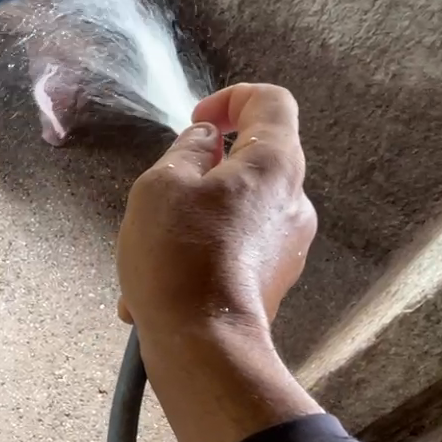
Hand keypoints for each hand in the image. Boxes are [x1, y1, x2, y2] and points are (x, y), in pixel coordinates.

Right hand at [116, 83, 316, 339]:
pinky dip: (198, 260)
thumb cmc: (176, 255)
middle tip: (161, 200)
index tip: (197, 120)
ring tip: (147, 260)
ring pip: (235, 214)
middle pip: (251, 164)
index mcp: (273, 163)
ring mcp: (289, 246)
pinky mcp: (274, 283)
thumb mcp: (159, 187)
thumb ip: (183, 152)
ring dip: (191, 225)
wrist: (202, 343)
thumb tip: (202, 143)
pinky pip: (233, 254)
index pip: (270, 101)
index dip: (232, 98)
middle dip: (201, 175)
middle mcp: (293, 200)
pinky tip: (158, 290)